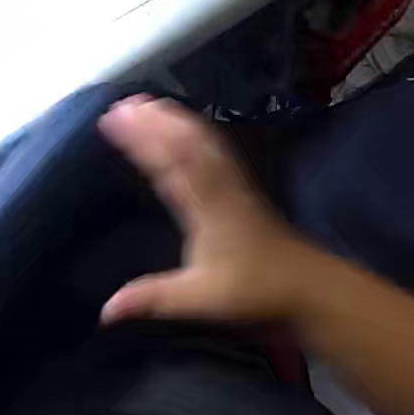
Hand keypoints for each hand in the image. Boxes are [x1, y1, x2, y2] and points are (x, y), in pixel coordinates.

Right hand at [98, 95, 327, 324]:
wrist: (307, 285)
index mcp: (208, 209)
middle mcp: (222, 188)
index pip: (171, 164)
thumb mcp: (201, 298)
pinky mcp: (244, 190)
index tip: (115, 120)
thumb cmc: (256, 290)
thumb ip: (153, 298)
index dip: (143, 139)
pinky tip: (189, 129)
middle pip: (188, 144)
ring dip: (177, 121)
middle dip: (156, 122)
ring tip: (151, 105)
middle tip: (126, 103)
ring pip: (205, 143)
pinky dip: (198, 134)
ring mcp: (236, 186)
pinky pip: (218, 152)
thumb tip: (106, 311)